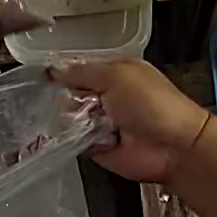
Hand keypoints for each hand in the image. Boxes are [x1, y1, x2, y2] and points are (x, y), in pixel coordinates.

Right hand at [54, 60, 211, 183]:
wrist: (173, 148)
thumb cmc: (150, 104)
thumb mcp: (117, 76)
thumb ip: (83, 72)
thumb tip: (53, 69)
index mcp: (114, 73)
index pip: (80, 68)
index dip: (63, 71)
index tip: (43, 75)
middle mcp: (106, 95)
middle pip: (70, 92)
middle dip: (63, 96)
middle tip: (66, 101)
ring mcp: (100, 121)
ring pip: (68, 116)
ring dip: (68, 117)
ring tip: (78, 120)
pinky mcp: (96, 146)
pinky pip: (73, 139)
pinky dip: (71, 138)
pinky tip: (71, 135)